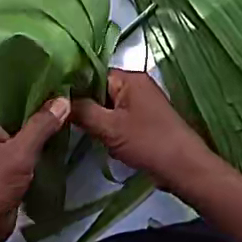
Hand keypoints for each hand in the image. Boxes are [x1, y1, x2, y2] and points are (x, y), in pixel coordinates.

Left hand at [0, 98, 70, 241]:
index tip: (65, 83)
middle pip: (20, 111)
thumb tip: (63, 99)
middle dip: (45, 109)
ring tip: (75, 117)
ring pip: (26, 131)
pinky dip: (42, 146)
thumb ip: (41, 125)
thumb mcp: (18, 153)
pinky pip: (27, 148)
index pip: (12, 93)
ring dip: (45, 129)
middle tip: (75, 100)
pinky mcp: (7, 166)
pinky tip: (63, 140)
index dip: (37, 89)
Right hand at [71, 70, 223, 193]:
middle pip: (99, 89)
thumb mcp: (108, 127)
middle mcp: (137, 84)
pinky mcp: (145, 119)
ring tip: (87, 132)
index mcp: (130, 78)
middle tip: (69, 122)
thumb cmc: (148, 142)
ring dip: (97, 120)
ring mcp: (142, 102)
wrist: (184, 168)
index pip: (92, 73)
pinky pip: (118, 117)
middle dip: (86, 106)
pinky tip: (104, 141)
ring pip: (108, 106)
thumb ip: (81, 111)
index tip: (56, 103)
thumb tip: (59, 100)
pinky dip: (109, 128)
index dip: (74, 87)